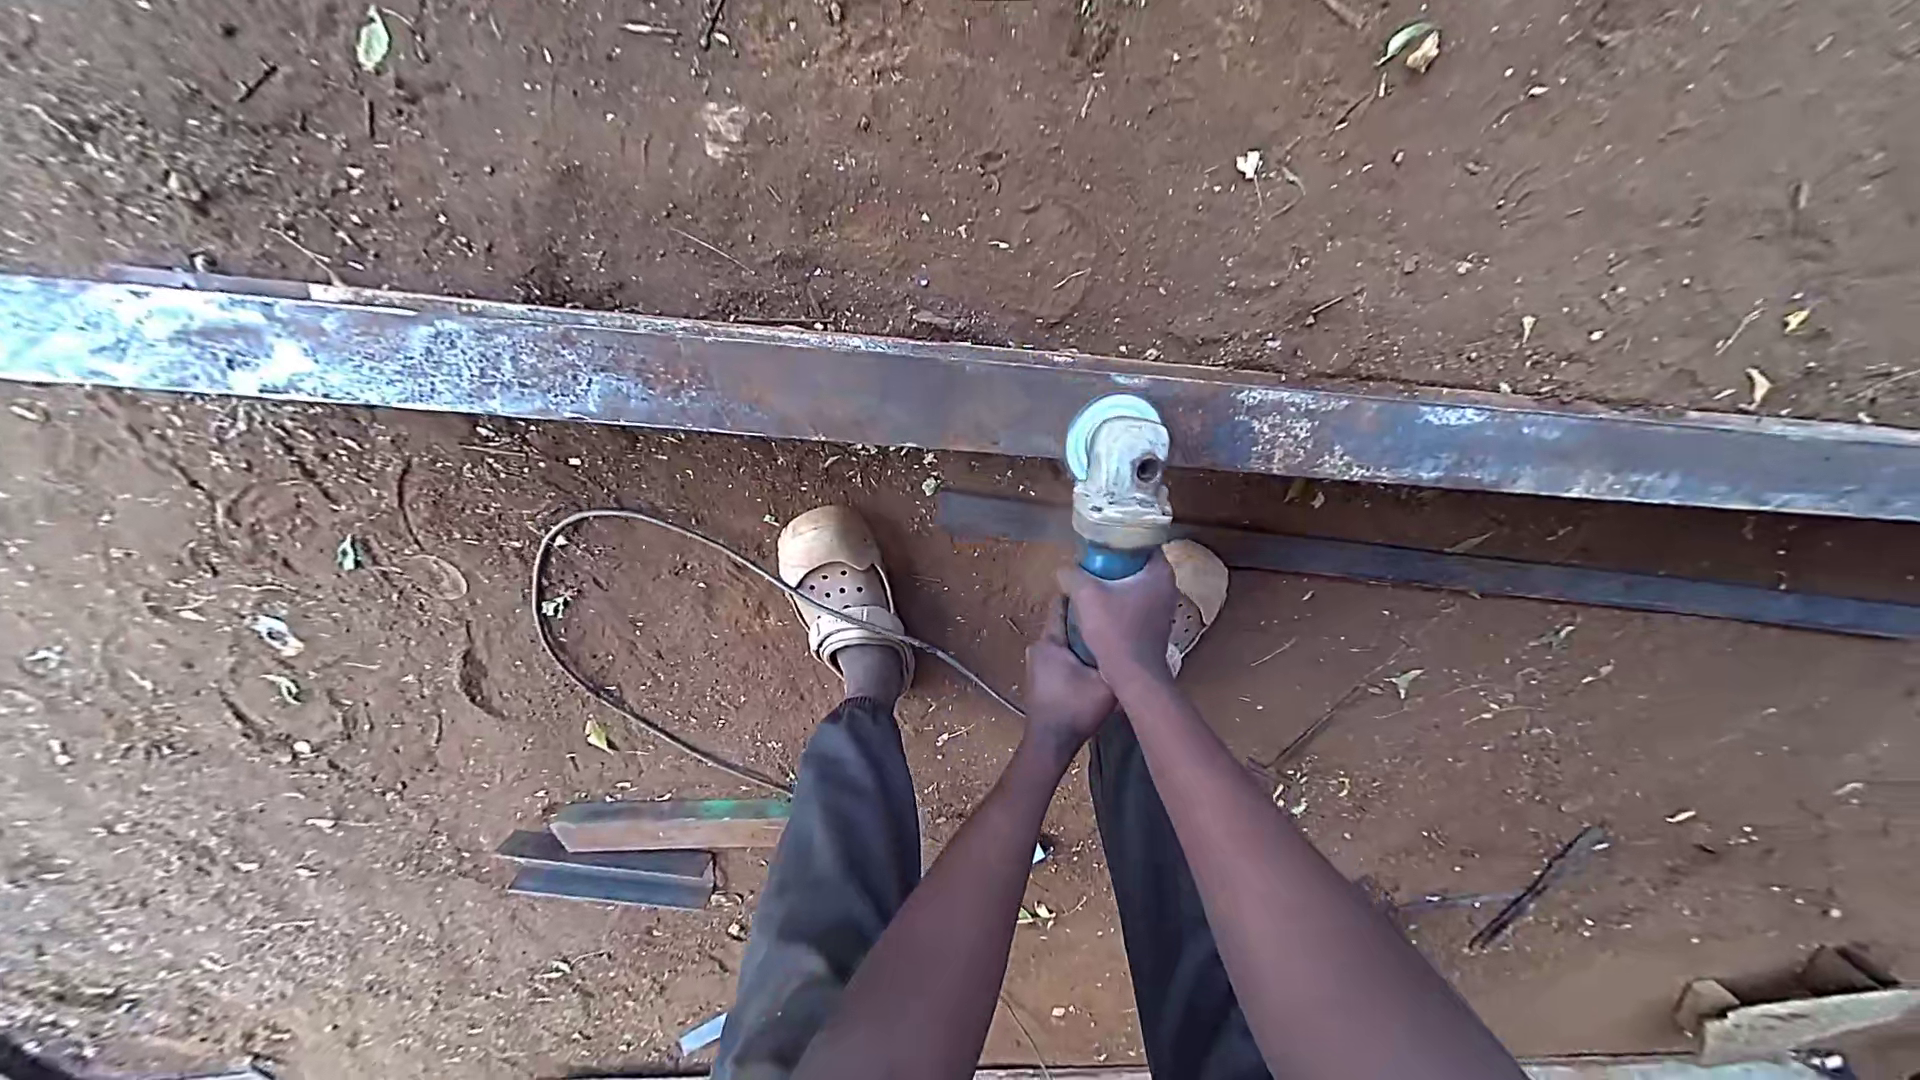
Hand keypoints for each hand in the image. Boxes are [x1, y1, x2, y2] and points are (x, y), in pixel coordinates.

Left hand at [1021, 596, 1115, 750]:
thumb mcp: (1105, 683)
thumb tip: (1132, 642)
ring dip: (1082, 639)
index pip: (1061, 604)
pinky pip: (1059, 655)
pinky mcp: (1039, 676)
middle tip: (1111, 618)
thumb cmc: (1075, 709)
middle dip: (1086, 619)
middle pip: (1064, 622)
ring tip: (1107, 640)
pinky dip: (1074, 654)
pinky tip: (1093, 662)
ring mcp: (1036, 662)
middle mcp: (1038, 646)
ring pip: (1063, 641)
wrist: (1050, 742)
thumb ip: (1116, 660)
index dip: (1081, 595)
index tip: (1102, 591)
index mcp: (1050, 641)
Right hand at [1055, 550, 1178, 685]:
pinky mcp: (1156, 624)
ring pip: (1135, 584)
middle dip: (1112, 561)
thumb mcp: (1086, 596)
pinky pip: (1135, 602)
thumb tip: (1063, 569)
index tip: (1097, 542)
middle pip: (1137, 562)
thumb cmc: (1115, 631)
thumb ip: (1072, 575)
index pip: (1142, 541)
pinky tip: (1100, 606)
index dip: (1118, 538)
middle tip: (1089, 562)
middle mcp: (1168, 586)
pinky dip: (1119, 600)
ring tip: (1090, 583)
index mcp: (1159, 572)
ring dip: (1114, 582)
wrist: (1133, 676)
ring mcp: (1164, 607)